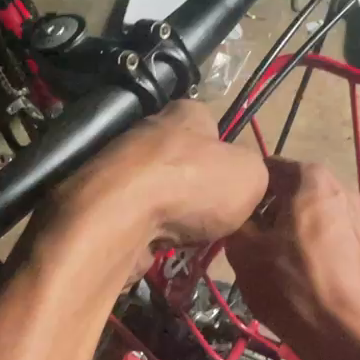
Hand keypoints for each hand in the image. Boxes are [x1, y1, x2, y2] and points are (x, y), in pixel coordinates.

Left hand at [36, 101, 267, 279]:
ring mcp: (121, 165)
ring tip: (189, 238)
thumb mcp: (252, 175)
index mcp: (186, 112)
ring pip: (160, 192)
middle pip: (185, 162)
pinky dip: (148, 232)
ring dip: (174, 215)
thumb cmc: (194, 185)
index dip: (228, 154)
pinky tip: (159, 247)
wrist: (119, 217)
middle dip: (199, 190)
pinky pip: (136, 217)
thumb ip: (257, 173)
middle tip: (217, 217)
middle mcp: (149, 131)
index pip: (213, 125)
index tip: (235, 183)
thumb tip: (247, 180)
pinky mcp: (102, 200)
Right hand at [223, 159, 359, 359]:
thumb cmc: (292, 286)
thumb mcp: (244, 251)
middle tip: (248, 242)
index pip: (266, 169)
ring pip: (311, 214)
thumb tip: (237, 214)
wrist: (349, 336)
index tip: (231, 217)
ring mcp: (359, 217)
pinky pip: (330, 236)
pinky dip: (312, 247)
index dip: (245, 192)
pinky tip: (301, 276)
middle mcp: (341, 188)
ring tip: (272, 262)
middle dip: (269, 211)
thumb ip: (236, 220)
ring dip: (290, 230)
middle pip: (291, 191)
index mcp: (310, 178)